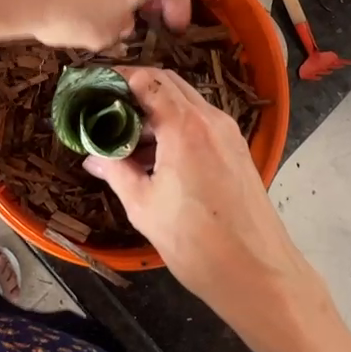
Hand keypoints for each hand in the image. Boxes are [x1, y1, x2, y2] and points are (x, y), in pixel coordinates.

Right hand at [84, 68, 317, 324]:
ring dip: (156, 109)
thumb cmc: (196, 242)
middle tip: (105, 105)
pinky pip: (200, 123)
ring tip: (125, 135)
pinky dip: (175, 126)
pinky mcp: (237, 151)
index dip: (118, 76)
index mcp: (184, 126)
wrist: (258, 274)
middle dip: (136, 88)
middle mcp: (210, 120)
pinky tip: (155, 154)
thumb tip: (92, 158)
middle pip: (168, 83)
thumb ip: (116, 172)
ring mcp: (228, 134)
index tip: (94, 84)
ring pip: (186, 103)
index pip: (148, 79)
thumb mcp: (143, 206)